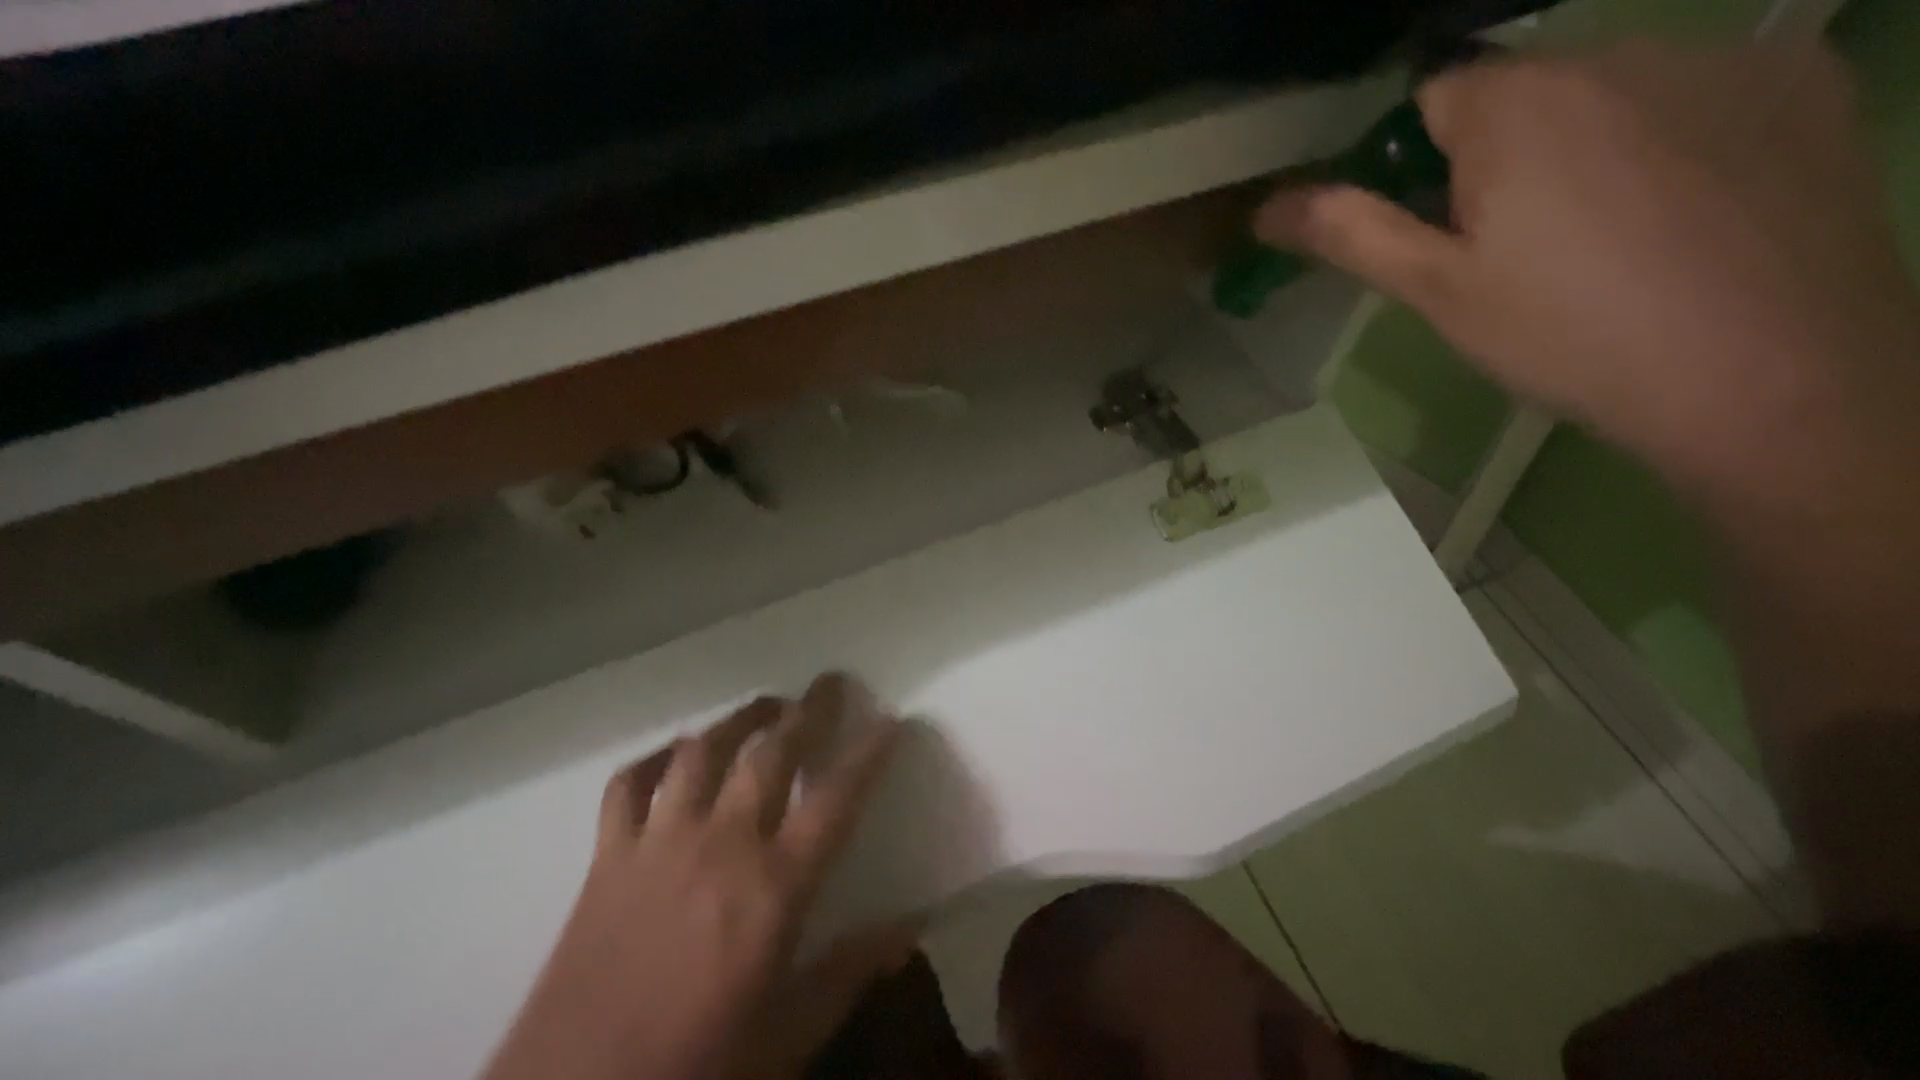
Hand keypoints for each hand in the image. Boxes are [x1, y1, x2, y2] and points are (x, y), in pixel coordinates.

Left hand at [483, 674, 903, 1079]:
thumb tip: (910, 929)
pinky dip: (656, 758)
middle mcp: (720, 845)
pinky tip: (676, 753)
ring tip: (765, 708)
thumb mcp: (787, 1035)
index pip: (834, 800)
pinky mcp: (606, 856)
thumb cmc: (698, 1065)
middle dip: (806, 712)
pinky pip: (630, 783)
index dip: (867, 754)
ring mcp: (658, 843)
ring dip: (739, 721)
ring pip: (702, 752)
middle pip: (770, 754)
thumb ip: (849, 973)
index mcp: (773, 888)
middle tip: (830, 684)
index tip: (890, 719)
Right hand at [1256, 41, 1919, 485]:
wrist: (1766, 374)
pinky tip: (1698, 214)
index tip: (1446, 230)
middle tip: (1526, 252)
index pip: (1433, 98)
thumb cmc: (1570, 335)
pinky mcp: (1799, 84)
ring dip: (1595, 145)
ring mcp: (1716, 60)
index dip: (1425, 165)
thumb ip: (1351, 234)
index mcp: (1510, 105)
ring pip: (1614, 94)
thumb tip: (1265, 207)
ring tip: (1618, 242)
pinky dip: (1686, 139)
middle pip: (1525, 94)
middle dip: (1509, 154)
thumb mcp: (1440, 294)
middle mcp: (1610, 53)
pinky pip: (1706, 96)